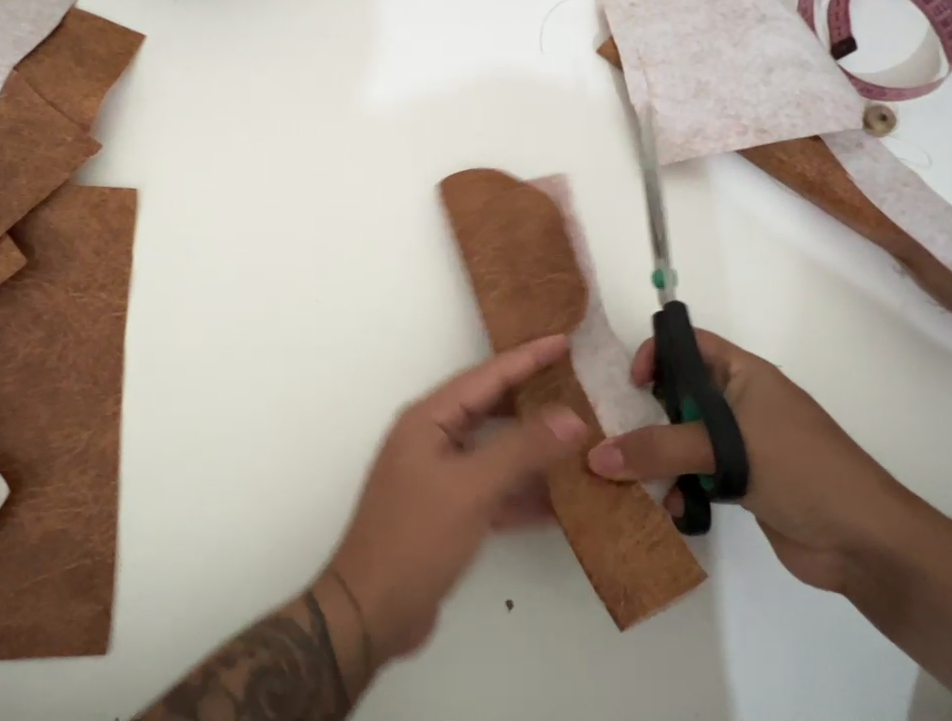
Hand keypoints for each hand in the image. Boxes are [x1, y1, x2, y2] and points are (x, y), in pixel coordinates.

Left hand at [325, 335, 587, 663]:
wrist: (373, 611)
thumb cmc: (415, 537)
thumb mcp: (471, 488)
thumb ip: (522, 450)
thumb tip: (572, 418)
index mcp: (427, 421)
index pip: (484, 378)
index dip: (525, 359)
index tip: (563, 341)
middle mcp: (431, 440)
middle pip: (489, 409)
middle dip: (531, 398)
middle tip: (577, 384)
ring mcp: (439, 477)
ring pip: (495, 450)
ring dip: (533, 448)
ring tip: (579, 438)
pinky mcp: (450, 512)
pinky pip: (494, 489)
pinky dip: (524, 491)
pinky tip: (562, 499)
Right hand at [586, 327, 928, 592]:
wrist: (865, 542)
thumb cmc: (802, 471)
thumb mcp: (727, 448)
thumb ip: (659, 449)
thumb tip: (595, 457)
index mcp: (745, 375)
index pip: (689, 344)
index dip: (656, 353)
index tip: (632, 386)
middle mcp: (739, 404)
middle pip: (678, 394)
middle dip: (644, 414)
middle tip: (614, 435)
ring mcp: (741, 446)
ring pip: (681, 439)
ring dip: (656, 457)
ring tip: (629, 477)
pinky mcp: (740, 484)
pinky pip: (693, 475)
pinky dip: (676, 487)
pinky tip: (667, 507)